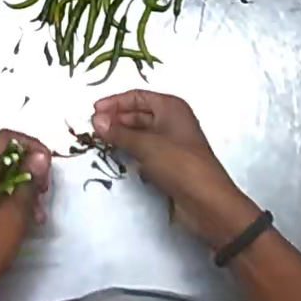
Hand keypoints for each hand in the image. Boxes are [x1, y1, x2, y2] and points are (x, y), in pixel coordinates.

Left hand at [0, 130, 51, 300]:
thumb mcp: (14, 213)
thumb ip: (29, 180)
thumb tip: (41, 155)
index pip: (6, 137)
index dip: (30, 144)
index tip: (48, 164)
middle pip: (3, 155)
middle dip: (28, 168)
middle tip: (45, 190)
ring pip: (1, 175)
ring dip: (22, 187)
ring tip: (39, 211)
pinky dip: (11, 199)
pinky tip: (27, 220)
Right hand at [92, 90, 261, 247]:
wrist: (207, 203)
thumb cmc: (179, 164)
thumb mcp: (146, 145)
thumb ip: (119, 132)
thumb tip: (96, 120)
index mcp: (171, 106)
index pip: (137, 96)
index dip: (115, 102)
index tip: (93, 110)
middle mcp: (171, 119)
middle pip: (138, 113)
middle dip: (116, 119)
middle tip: (93, 127)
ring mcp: (171, 141)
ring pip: (140, 132)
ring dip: (122, 135)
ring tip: (100, 140)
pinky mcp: (169, 162)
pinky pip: (145, 149)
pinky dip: (131, 150)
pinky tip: (117, 155)